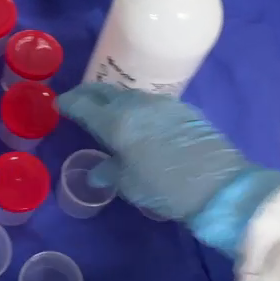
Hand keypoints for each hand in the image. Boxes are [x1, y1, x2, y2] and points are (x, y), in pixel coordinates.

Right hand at [57, 83, 279, 255]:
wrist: (220, 186)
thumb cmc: (167, 188)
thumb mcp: (130, 185)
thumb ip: (110, 172)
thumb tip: (99, 170)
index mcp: (117, 122)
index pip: (84, 105)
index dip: (68, 103)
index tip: (59, 104)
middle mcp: (137, 105)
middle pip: (105, 92)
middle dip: (88, 95)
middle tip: (78, 100)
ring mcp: (163, 104)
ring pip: (129, 94)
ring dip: (114, 98)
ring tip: (107, 109)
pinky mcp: (183, 109)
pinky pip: (150, 102)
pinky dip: (136, 106)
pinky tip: (138, 118)